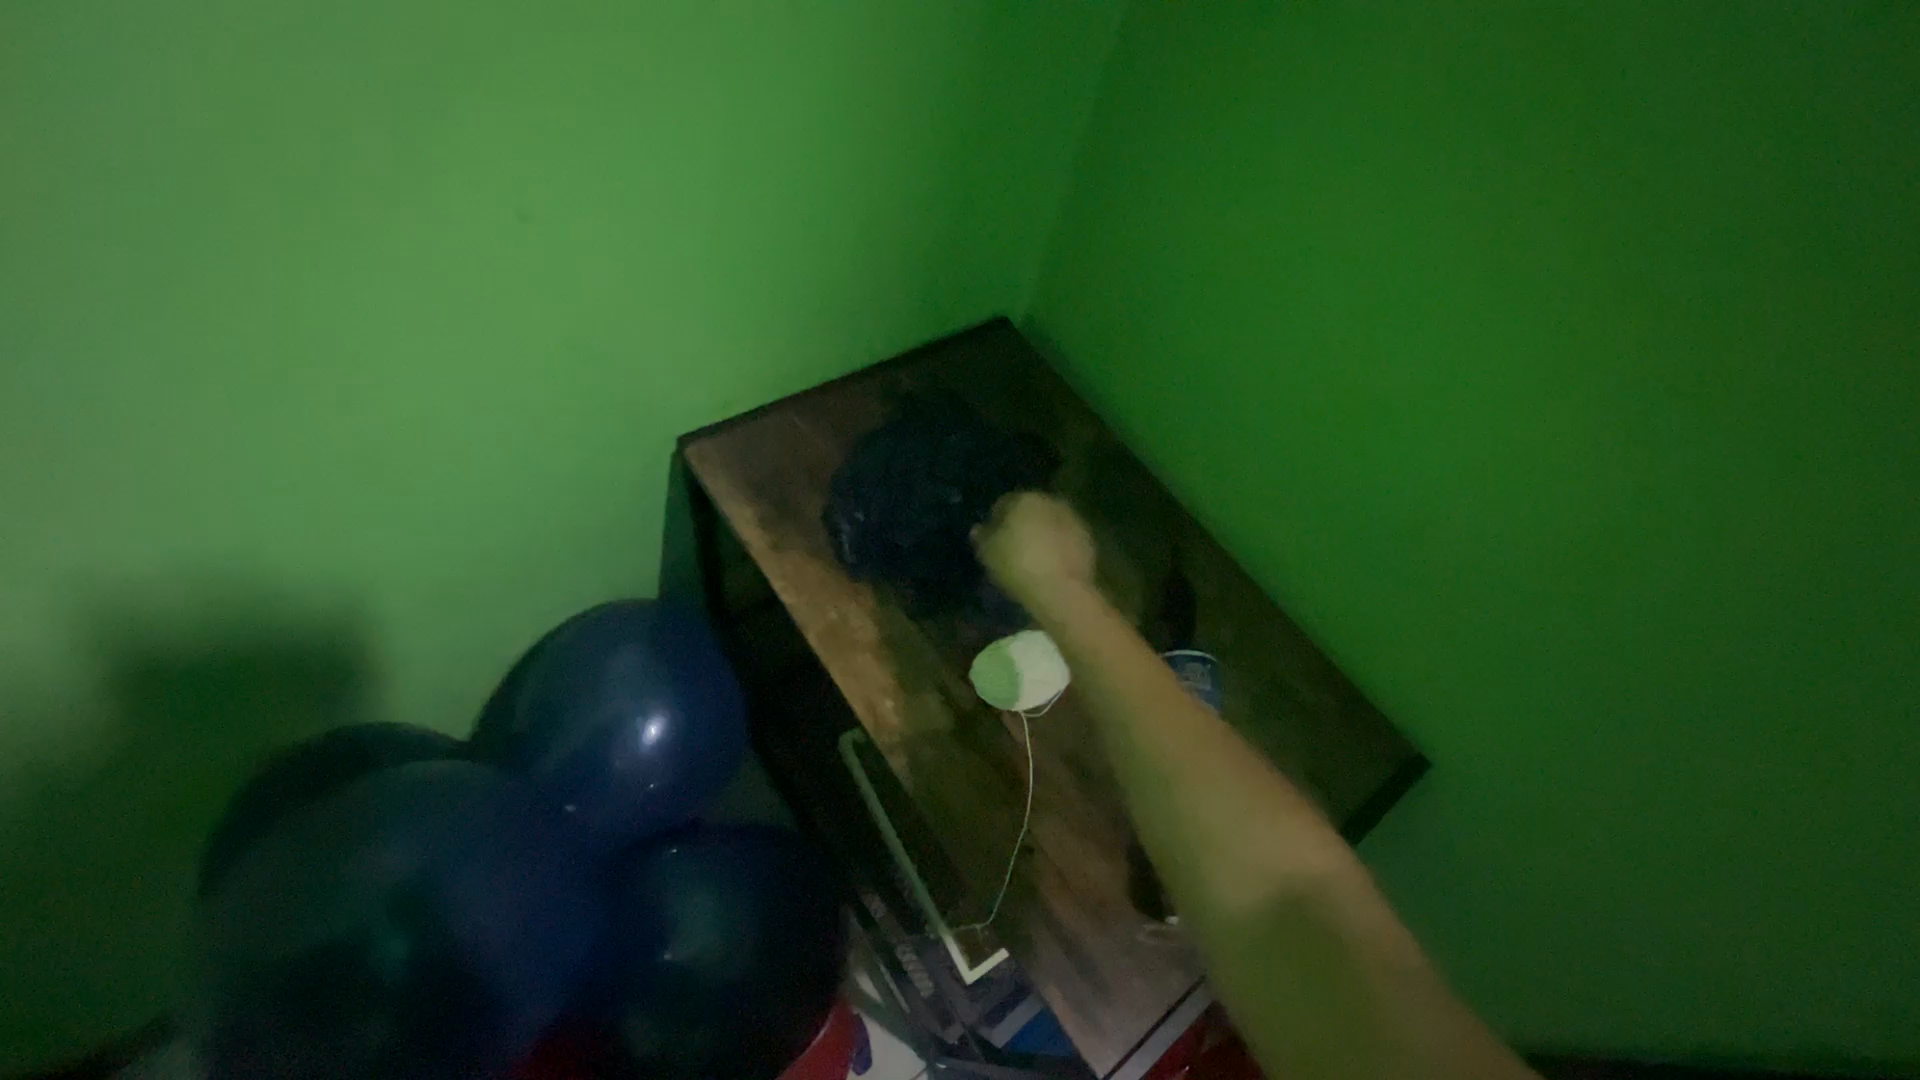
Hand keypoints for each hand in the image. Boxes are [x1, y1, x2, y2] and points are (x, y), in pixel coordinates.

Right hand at [973, 492, 1096, 610]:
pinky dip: (1058, 549)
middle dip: (1021, 525)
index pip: (1004, 503)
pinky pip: (1066, 541)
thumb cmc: (1017, 565)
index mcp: (1025, 498)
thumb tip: (978, 529)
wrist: (1061, 589)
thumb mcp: (988, 553)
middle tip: (1011, 547)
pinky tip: (1050, 567)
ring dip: (1042, 536)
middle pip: (1031, 511)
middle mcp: (1052, 502)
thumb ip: (982, 537)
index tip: (990, 538)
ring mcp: (1074, 521)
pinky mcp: (1088, 542)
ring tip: (1032, 559)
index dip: (995, 520)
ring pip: (1051, 524)